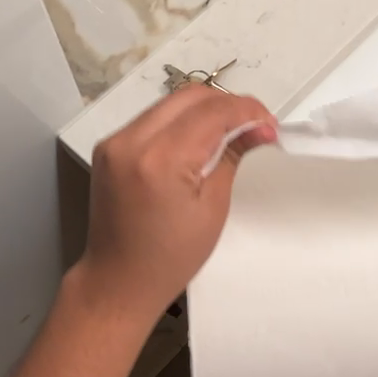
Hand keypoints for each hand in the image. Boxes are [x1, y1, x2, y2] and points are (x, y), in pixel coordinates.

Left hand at [71, 84, 276, 329]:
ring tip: (230, 131)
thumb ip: (232, 157)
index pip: (211, 112)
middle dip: (227, 103)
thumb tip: (259, 128)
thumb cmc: (171, 258)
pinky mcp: (108, 147)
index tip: (269, 123)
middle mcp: (131, 141)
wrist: (117, 280)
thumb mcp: (212, 208)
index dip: (246, 110)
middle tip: (254, 125)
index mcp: (160, 160)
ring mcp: (114, 142)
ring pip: (169, 103)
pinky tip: (198, 140)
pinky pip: (151, 119)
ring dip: (203, 109)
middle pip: (189, 96)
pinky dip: (179, 121)